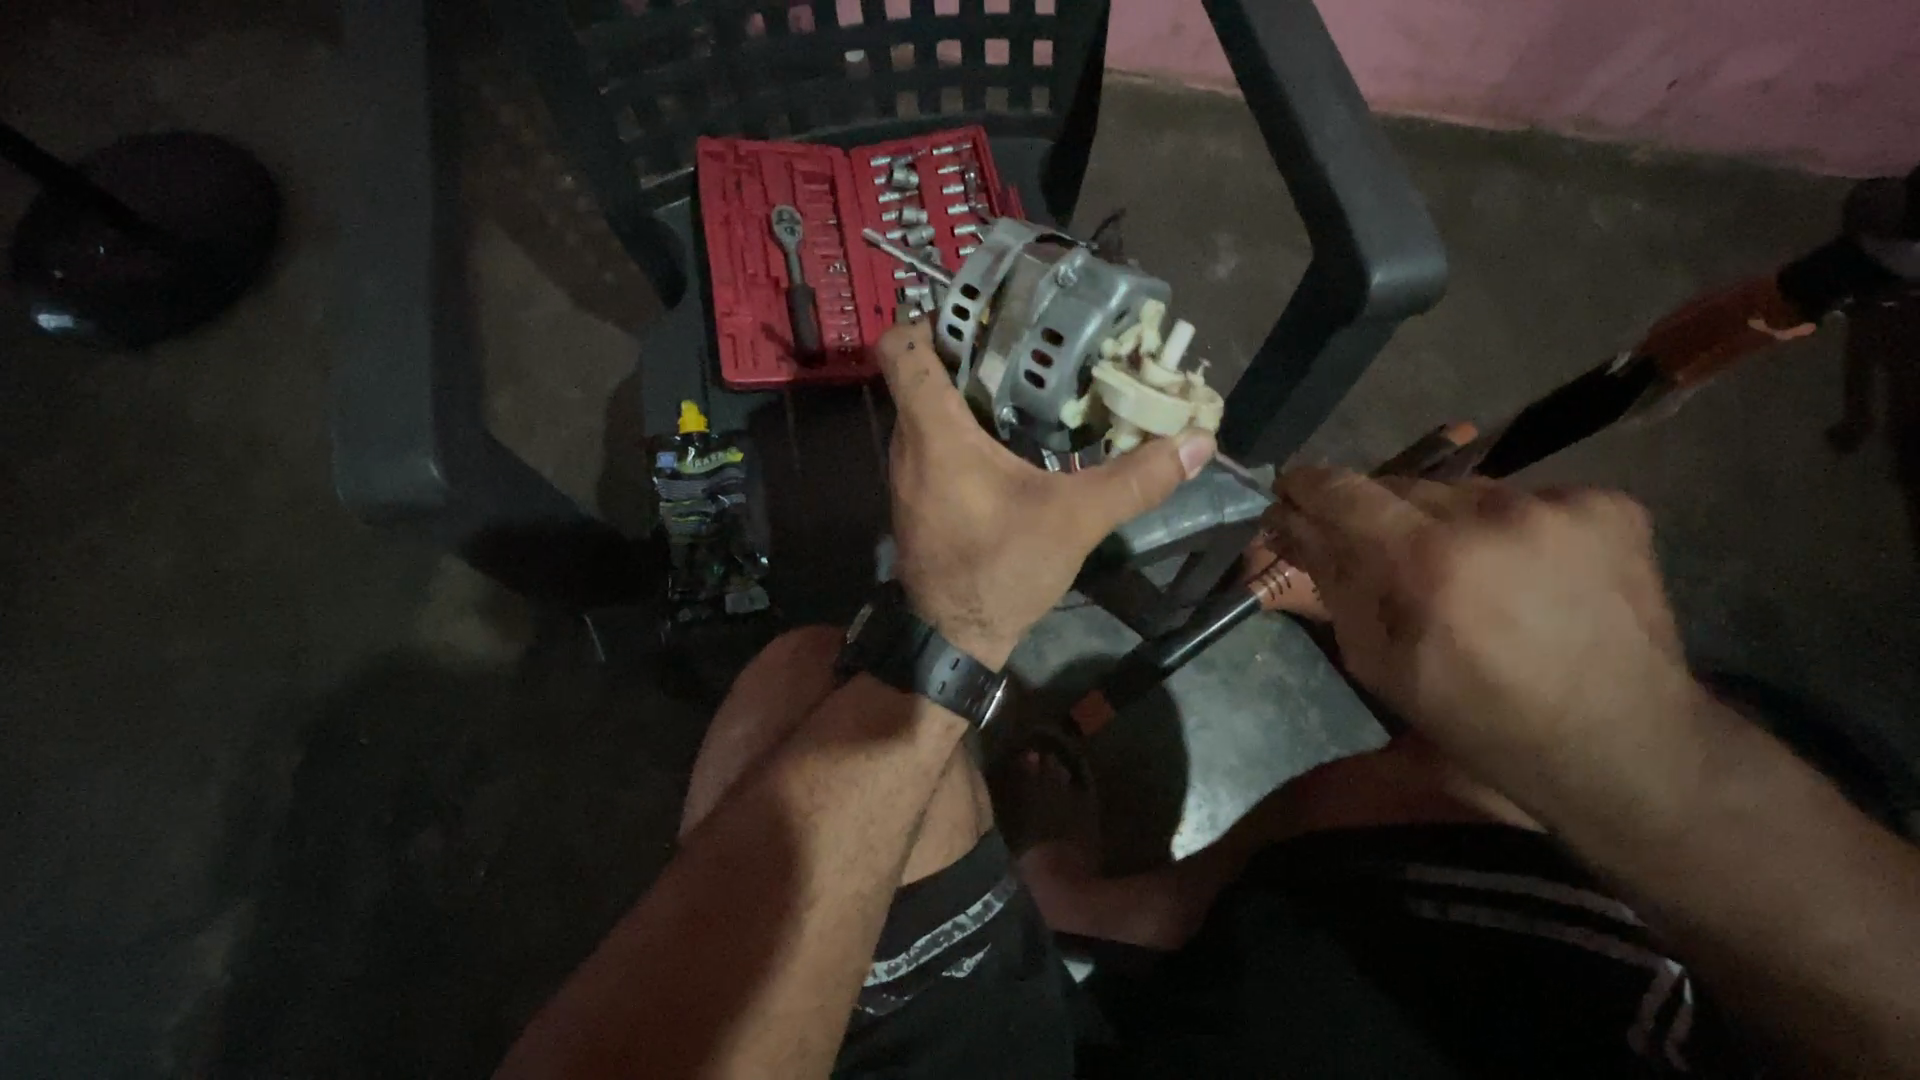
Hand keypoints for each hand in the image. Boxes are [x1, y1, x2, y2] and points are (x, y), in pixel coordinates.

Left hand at [876, 321, 1214, 668]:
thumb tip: (1197, 441)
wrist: (954, 638)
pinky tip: (1009, 441)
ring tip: (1025, 385)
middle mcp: (908, 445)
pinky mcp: (917, 500)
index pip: (901, 348)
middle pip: (920, 374)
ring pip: (926, 412)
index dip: (930, 318)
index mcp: (934, 432)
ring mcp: (906, 475)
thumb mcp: (1075, 519)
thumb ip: (1135, 479)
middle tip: (1025, 345)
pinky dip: (961, 431)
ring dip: (965, 393)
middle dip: (966, 352)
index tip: (980, 314)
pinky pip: (931, 444)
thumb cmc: (1001, 569)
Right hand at [1269, 468, 1697, 779]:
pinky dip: (1508, 527)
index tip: (1288, 490)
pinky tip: (1523, 570)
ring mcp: (1560, 504)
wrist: (1621, 743)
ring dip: (1445, 520)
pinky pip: (1526, 499)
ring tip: (1460, 568)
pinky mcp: (1610, 505)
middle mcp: (1493, 514)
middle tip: (1378, 551)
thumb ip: (1332, 583)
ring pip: (1464, 491)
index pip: (1344, 492)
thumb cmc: (1478, 717)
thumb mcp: (1378, 662)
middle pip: (1402, 487)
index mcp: (1430, 560)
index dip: (1307, 486)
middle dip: (1378, 515)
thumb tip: (1293, 527)